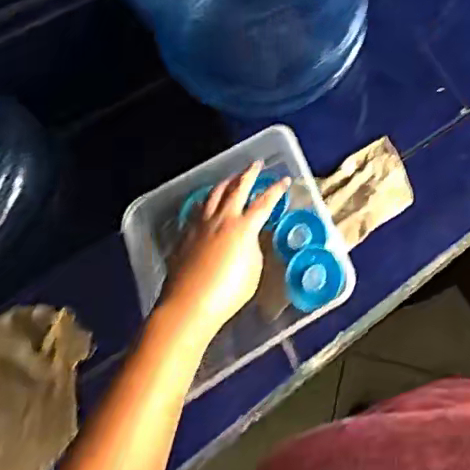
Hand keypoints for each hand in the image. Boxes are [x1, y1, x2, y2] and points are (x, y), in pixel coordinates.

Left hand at [158, 162, 289, 342]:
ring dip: (226, 182)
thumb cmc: (228, 292)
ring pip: (214, 194)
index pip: (265, 202)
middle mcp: (223, 218)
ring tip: (232, 178)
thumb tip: (247, 238)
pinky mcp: (185, 234)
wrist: (188, 306)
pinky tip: (207, 203)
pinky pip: (198, 209)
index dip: (276, 190)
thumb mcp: (253, 269)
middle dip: (249, 174)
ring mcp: (201, 224)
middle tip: (256, 164)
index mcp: (244, 226)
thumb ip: (253, 247)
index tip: (285, 180)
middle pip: (238, 188)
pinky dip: (207, 201)